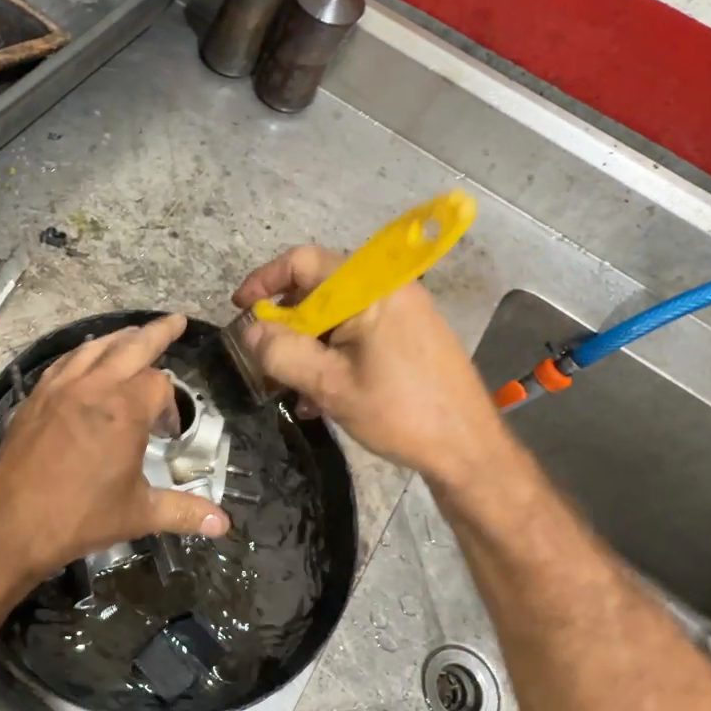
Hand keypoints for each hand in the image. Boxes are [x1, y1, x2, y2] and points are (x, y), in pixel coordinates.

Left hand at [0, 314, 230, 581]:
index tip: (167, 434)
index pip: (159, 385)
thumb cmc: (79, 517)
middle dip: (157, 332)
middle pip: (131, 346)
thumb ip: (183, 511)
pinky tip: (86, 360)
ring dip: (119, 339)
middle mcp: (93, 387)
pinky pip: (64, 362)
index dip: (171, 406)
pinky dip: (83, 354)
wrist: (12, 524)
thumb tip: (222, 524)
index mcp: (124, 410)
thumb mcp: (138, 514)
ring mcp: (59, 388)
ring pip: (94, 347)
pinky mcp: (35, 398)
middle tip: (175, 321)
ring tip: (134, 335)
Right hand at [233, 246, 512, 486]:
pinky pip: (358, 330)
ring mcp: (403, 311)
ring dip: (307, 344)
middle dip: (285, 322)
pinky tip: (321, 394)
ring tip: (290, 385)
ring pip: (336, 313)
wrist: (469, 449)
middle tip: (265, 356)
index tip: (241, 310)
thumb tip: (250, 331)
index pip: (303, 261)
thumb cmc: (400, 412)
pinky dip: (333, 352)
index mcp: (370, 289)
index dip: (265, 281)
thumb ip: (283, 353)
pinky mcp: (410, 334)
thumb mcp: (330, 386)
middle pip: (318, 287)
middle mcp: (388, 289)